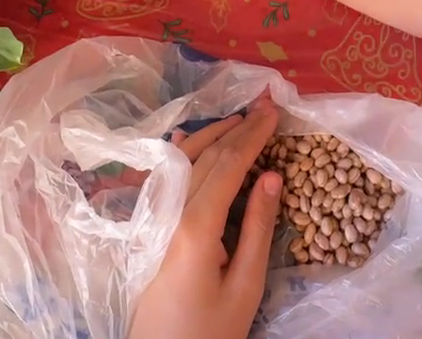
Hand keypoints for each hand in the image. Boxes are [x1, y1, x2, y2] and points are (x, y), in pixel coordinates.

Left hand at [129, 95, 281, 338]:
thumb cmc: (209, 332)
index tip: (274, 111)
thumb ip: (259, 228)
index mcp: (195, 226)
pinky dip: (184, 151)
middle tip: (264, 106)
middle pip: (207, 156)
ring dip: (212, 133)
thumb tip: (272, 175)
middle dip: (238, 127)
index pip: (229, 164)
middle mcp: (170, 211)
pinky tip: (192, 139)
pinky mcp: (146, 226)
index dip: (253, 135)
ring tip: (239, 118)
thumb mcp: (245, 288)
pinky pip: (165, 176)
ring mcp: (153, 216)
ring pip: (183, 160)